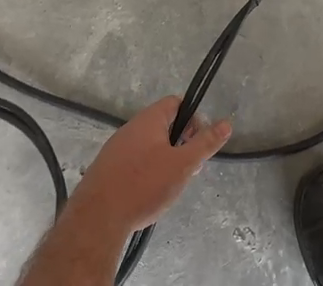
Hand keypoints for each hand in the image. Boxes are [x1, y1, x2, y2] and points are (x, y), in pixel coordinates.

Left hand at [69, 96, 232, 231]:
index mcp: (149, 120)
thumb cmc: (144, 186)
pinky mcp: (105, 170)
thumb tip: (226, 124)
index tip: (197, 144)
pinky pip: (133, 163)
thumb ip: (205, 143)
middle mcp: (130, 128)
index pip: (177, 103)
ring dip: (164, 161)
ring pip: (149, 147)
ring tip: (168, 186)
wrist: (96, 220)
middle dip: (180, 145)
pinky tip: (147, 195)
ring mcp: (115, 149)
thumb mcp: (183, 165)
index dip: (193, 119)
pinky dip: (145, 173)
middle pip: (164, 126)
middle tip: (186, 170)